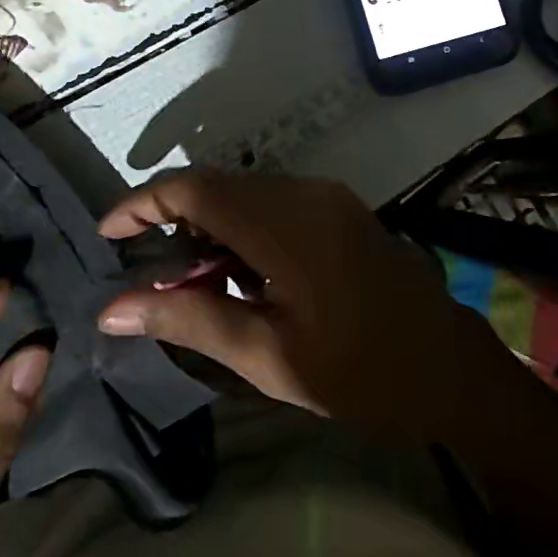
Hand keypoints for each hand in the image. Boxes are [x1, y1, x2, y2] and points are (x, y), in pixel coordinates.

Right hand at [98, 173, 557, 556]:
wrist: (449, 368)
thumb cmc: (358, 371)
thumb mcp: (267, 355)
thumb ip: (189, 321)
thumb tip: (113, 308)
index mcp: (285, 222)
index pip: (195, 189)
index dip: (143, 203)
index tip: (108, 236)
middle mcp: (305, 192)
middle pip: (218, 185)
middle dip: (173, 218)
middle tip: (147, 274)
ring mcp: (327, 195)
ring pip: (245, 192)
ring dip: (209, 225)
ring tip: (191, 283)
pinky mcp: (339, 208)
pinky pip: (274, 202)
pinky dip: (242, 228)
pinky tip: (239, 275)